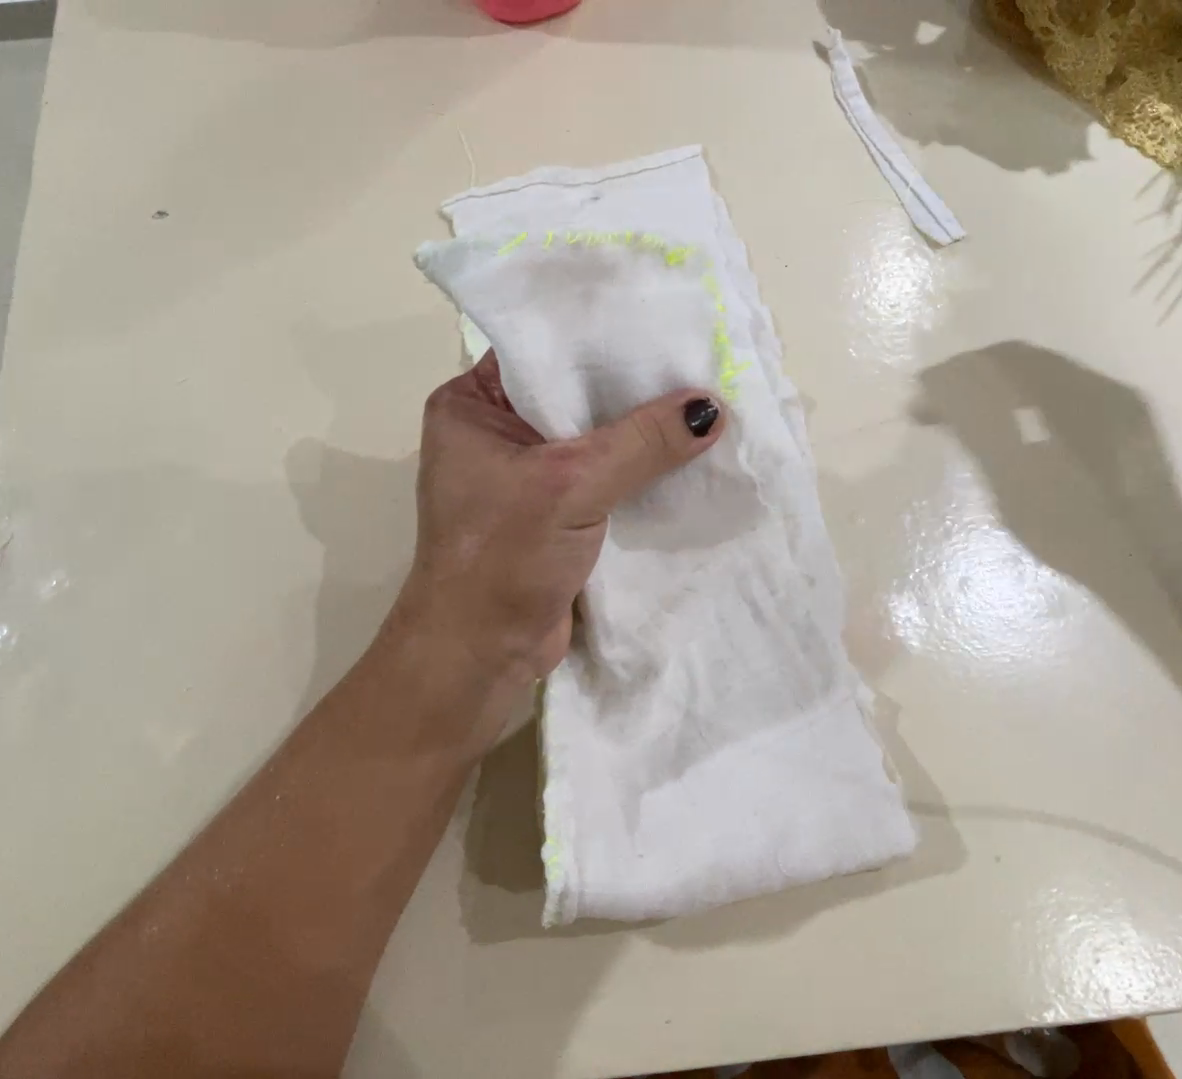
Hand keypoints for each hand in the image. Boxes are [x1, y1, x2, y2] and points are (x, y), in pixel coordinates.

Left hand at [383, 352, 723, 742]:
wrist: (480, 655)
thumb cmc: (502, 557)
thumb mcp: (570, 485)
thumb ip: (640, 442)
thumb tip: (710, 408)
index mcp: (471, 405)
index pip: (541, 350)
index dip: (599, 334)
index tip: (663, 319)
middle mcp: (496, 432)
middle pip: (573, 394)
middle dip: (632, 386)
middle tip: (699, 361)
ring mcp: (525, 476)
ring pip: (594, 439)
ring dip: (642, 432)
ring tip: (707, 402)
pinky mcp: (553, 514)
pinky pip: (604, 477)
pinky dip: (640, 471)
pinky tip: (689, 456)